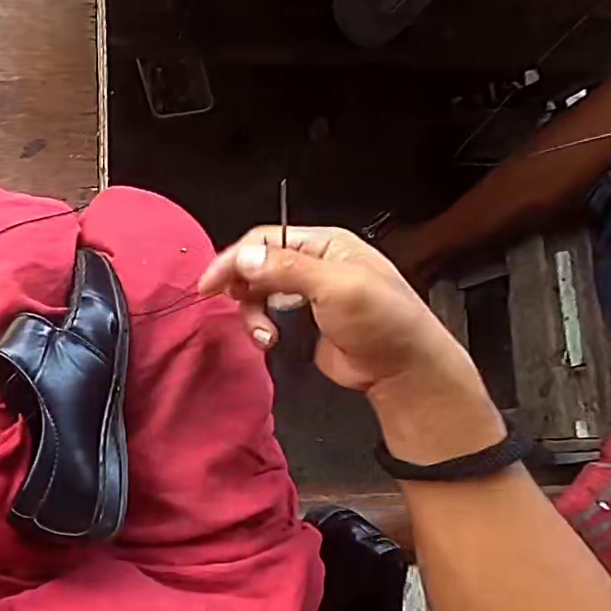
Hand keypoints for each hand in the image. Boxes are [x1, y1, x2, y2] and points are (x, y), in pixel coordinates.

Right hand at [197, 225, 462, 395]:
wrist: (401, 370)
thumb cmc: (384, 323)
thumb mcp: (338, 288)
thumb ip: (288, 270)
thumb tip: (244, 258)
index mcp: (325, 244)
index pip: (265, 240)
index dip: (234, 259)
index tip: (210, 284)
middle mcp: (312, 263)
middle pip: (256, 265)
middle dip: (241, 288)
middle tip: (230, 308)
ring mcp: (306, 293)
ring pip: (257, 292)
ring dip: (252, 314)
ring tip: (265, 335)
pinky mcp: (301, 321)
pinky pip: (266, 315)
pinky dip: (260, 327)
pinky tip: (271, 340)